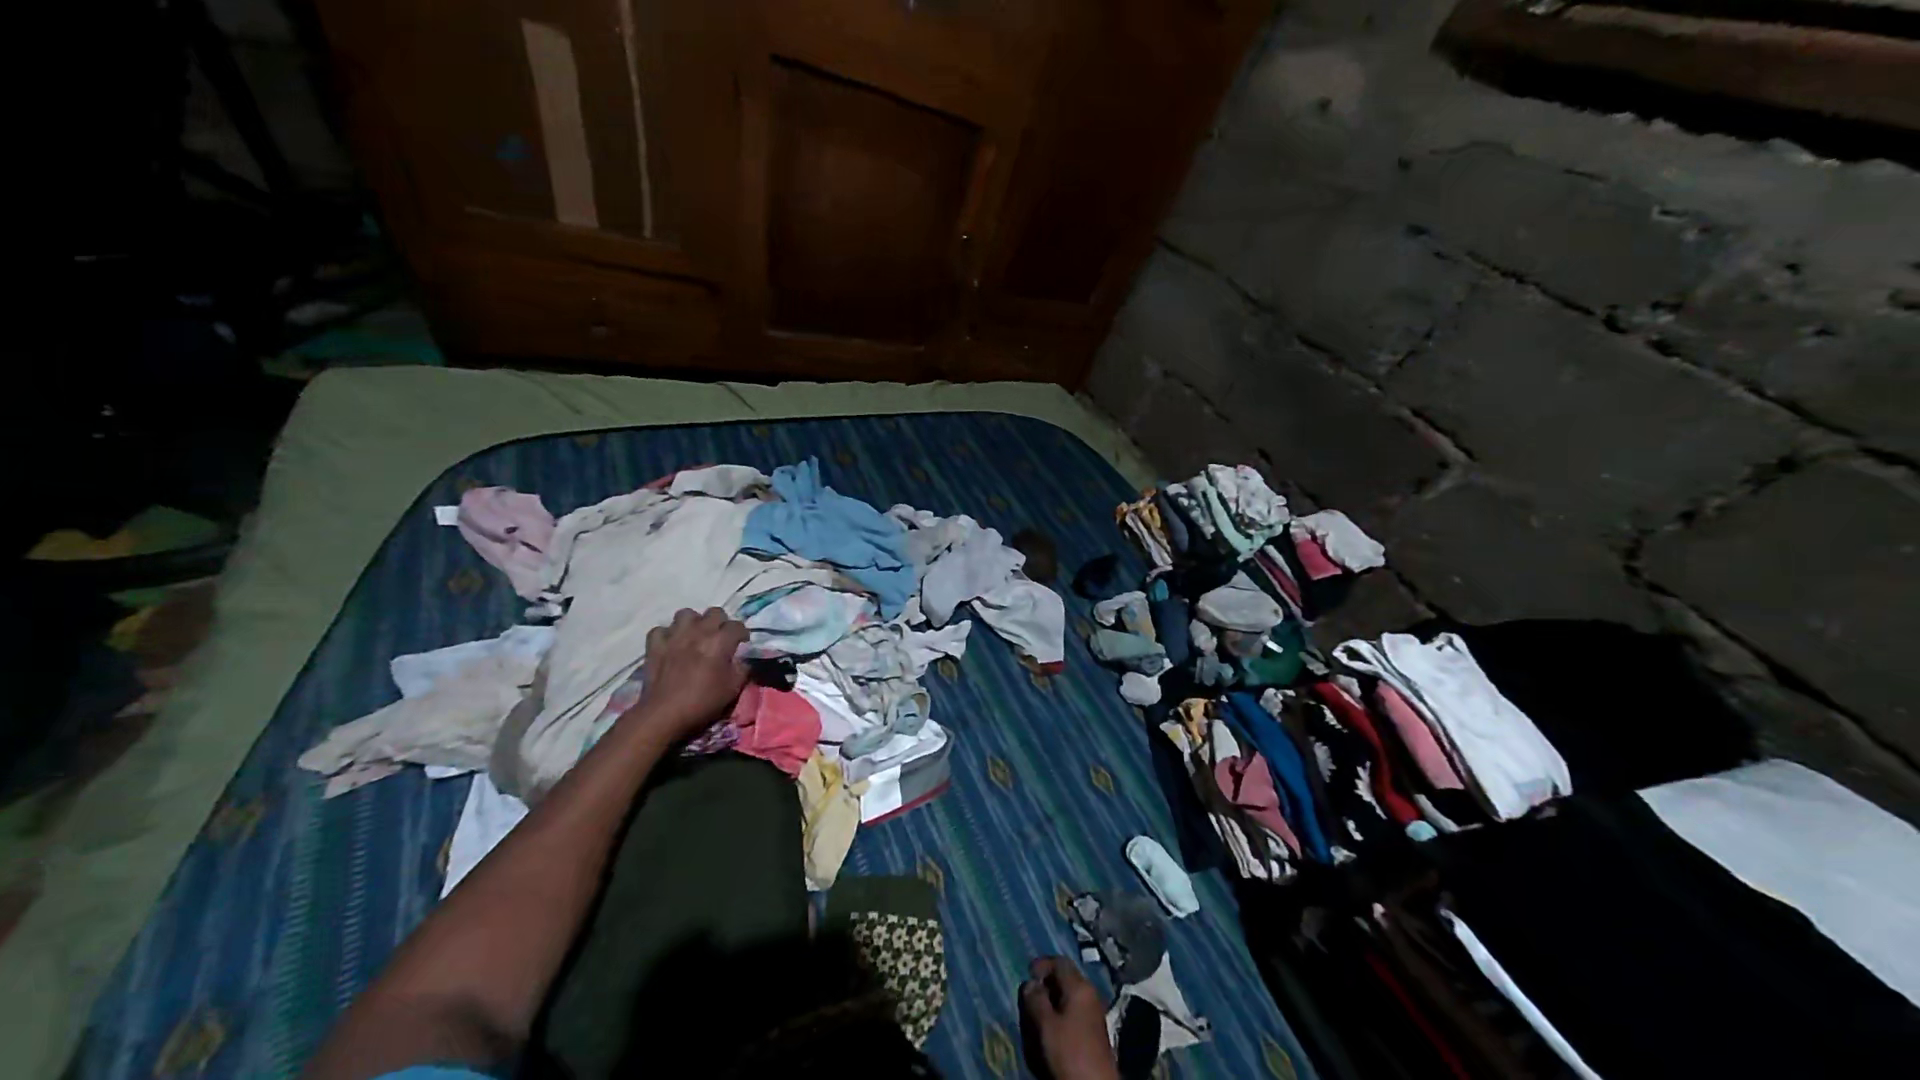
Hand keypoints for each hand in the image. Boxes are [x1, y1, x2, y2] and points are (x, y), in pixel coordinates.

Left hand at [631, 607, 748, 740]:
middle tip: (720, 637)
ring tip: (694, 635)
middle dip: (721, 622)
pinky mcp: (655, 645)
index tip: (743, 643)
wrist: (665, 713)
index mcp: (720, 641)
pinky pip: (661, 630)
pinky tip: (670, 644)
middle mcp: (698, 632)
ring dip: (693, 623)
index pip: (737, 625)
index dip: (742, 633)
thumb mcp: (734, 689)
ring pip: (686, 614)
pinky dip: (666, 635)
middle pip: (714, 612)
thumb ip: (743, 669)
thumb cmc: (703, 702)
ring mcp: (674, 636)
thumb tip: (743, 660)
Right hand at [1020, 956, 1118, 1079]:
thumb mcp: (1046, 1025)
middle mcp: (1090, 992)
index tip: (1027, 974)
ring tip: (1037, 1008)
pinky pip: (1074, 1007)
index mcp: (1080, 986)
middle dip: (1047, 980)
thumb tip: (1030, 983)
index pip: (1060, 962)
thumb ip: (1035, 1000)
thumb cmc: (1070, 1051)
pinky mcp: (1093, 1027)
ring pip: (1070, 992)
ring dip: (1053, 996)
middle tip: (1030, 992)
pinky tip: (1051, 1021)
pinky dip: (1061, 1008)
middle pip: (1066, 976)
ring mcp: (1093, 1010)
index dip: (1042, 964)